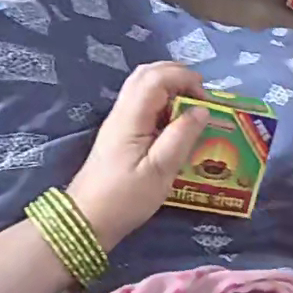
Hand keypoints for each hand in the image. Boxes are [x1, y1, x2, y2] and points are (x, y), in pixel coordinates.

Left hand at [67, 63, 209, 249]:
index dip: (184, 78)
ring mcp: (118, 120)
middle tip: (201, 96)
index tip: (206, 98)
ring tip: (191, 107)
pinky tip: (174, 123)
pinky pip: (141, 103)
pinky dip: (162, 101)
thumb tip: (202, 109)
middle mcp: (122, 111)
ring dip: (169, 87)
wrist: (87, 219)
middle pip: (147, 73)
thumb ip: (182, 136)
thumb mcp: (160, 171)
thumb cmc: (125, 198)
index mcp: (131, 116)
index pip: (156, 77)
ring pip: (143, 86)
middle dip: (177, 76)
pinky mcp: (119, 132)